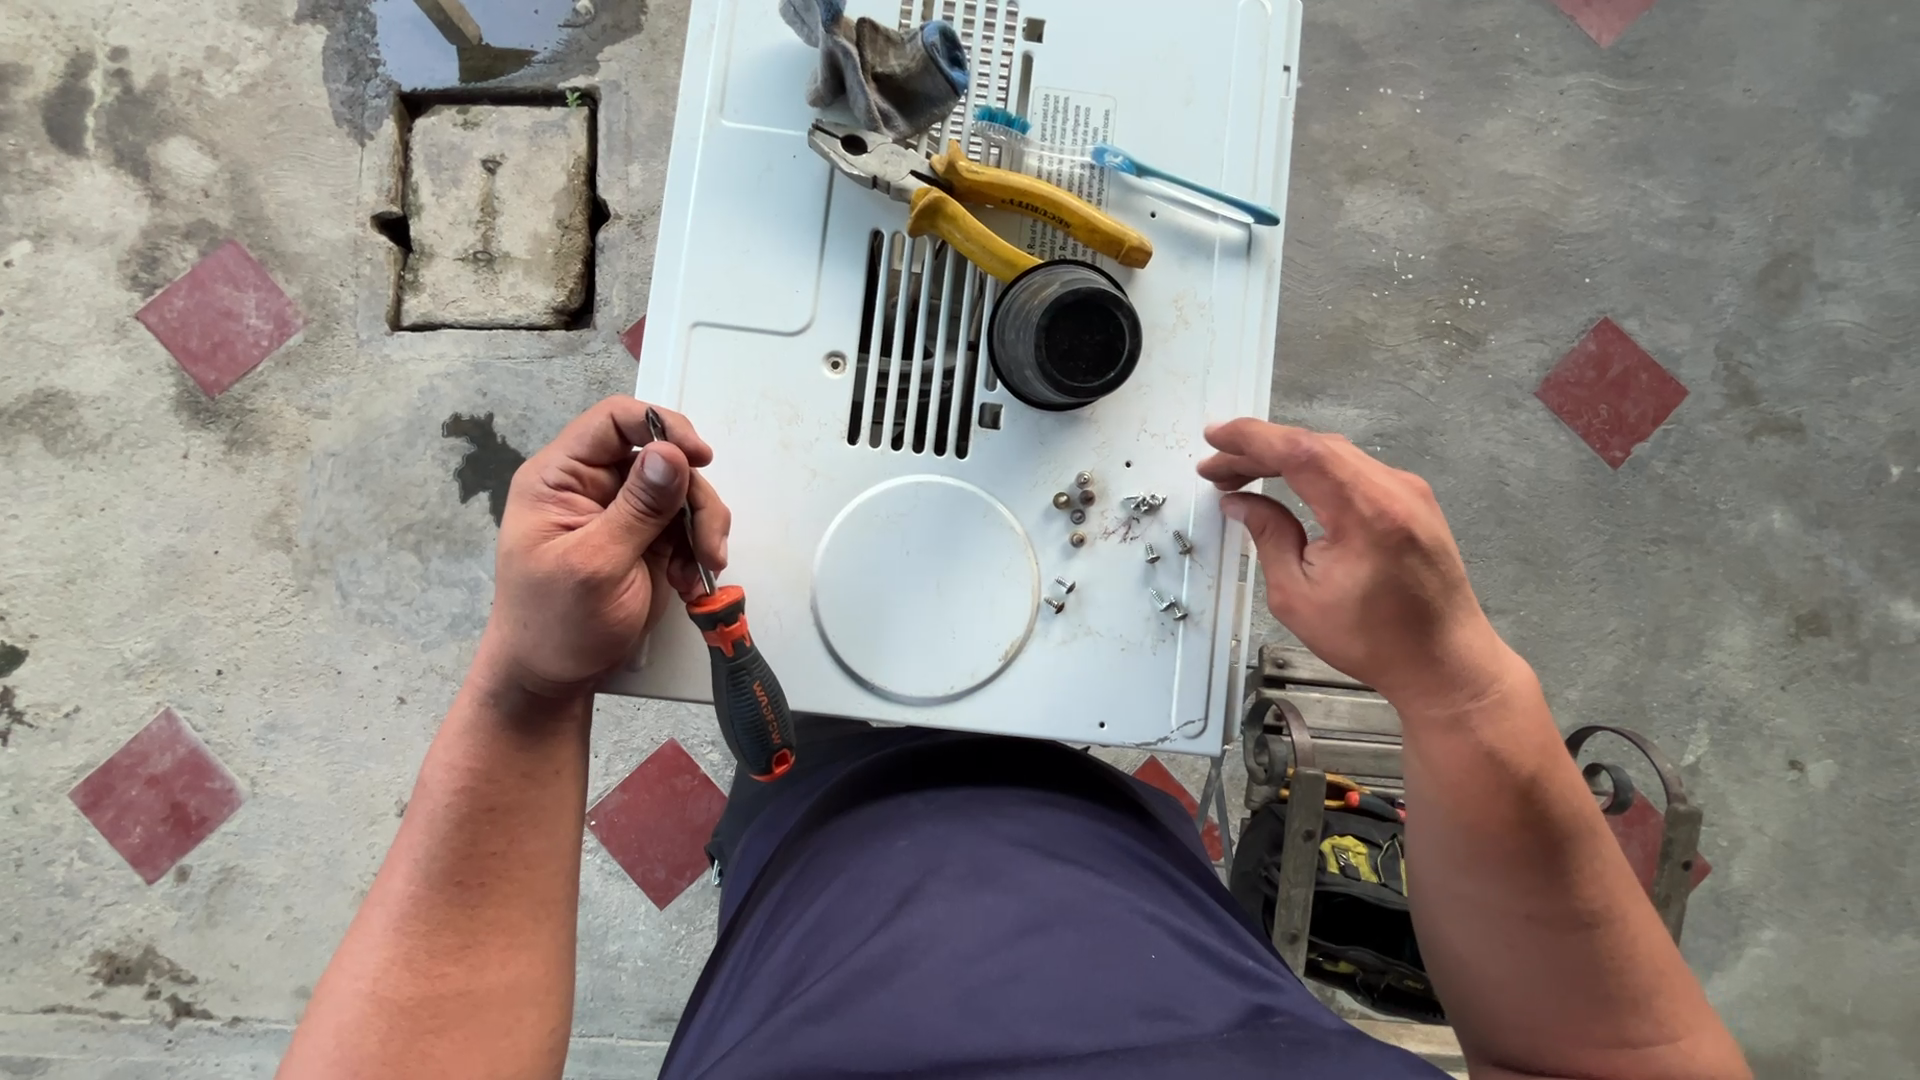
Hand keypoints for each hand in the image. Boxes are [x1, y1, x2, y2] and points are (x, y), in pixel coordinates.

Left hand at [479, 396, 731, 699]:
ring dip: (704, 529)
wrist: (555, 676)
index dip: (662, 427)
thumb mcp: (595, 565)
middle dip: (695, 499)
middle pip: (665, 459)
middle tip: (709, 546)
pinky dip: (700, 549)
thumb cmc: (555, 624)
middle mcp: (595, 486)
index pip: (615, 422)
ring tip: (701, 571)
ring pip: (685, 492)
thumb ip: (637, 508)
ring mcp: (625, 513)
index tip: (700, 457)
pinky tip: (691, 581)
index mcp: (562, 478)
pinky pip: (690, 525)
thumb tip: (672, 453)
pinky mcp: (650, 539)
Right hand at [1198, 418, 1516, 712]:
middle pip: (1314, 446)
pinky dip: (1310, 469)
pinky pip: (1351, 468)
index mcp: (1365, 512)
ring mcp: (1407, 491)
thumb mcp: (1297, 595)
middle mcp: (1393, 489)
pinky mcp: (1410, 500)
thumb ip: (1268, 537)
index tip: (1214, 438)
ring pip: (1332, 453)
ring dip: (1282, 457)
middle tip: (1216, 469)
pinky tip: (1284, 482)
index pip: (1300, 452)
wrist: (1444, 661)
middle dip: (1258, 450)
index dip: (1251, 438)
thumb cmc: (1370, 639)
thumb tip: (1239, 502)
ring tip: (1239, 474)